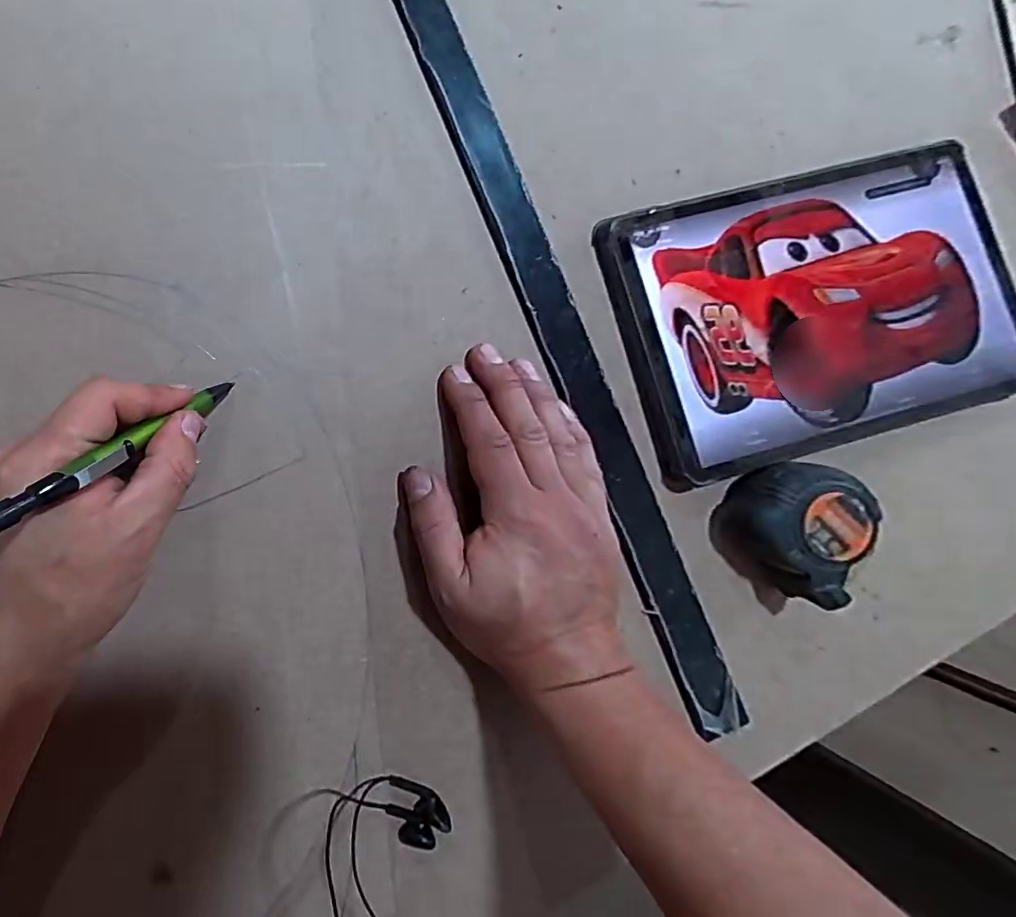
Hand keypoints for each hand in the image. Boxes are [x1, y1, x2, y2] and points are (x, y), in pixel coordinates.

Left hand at [0, 377, 205, 677]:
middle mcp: (19, 452)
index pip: (101, 398)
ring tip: (161, 468)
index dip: (152, 396)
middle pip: (91, 412)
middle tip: (185, 440)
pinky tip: (129, 486)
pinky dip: (108, 459)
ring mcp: (16, 469)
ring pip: (85, 432)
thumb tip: (188, 421)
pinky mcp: (23, 487)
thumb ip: (166, 467)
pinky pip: (74, 454)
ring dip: (128, 442)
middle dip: (143, 420)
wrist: (31, 644)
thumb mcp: (137, 528)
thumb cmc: (84, 591)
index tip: (196, 407)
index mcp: (39, 457)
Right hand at [400, 344, 631, 693]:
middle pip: (528, 428)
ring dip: (537, 395)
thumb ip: (432, 525)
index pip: (491, 443)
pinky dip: (571, 424)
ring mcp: (584, 504)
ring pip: (562, 436)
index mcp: (518, 512)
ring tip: (518, 364)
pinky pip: (587, 457)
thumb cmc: (501, 624)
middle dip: (503, 385)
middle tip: (484, 352)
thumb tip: (417, 473)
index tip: (454, 374)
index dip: (471, 405)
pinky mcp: (598, 514)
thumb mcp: (448, 584)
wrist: (573, 662)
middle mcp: (557, 498)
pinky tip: (559, 406)